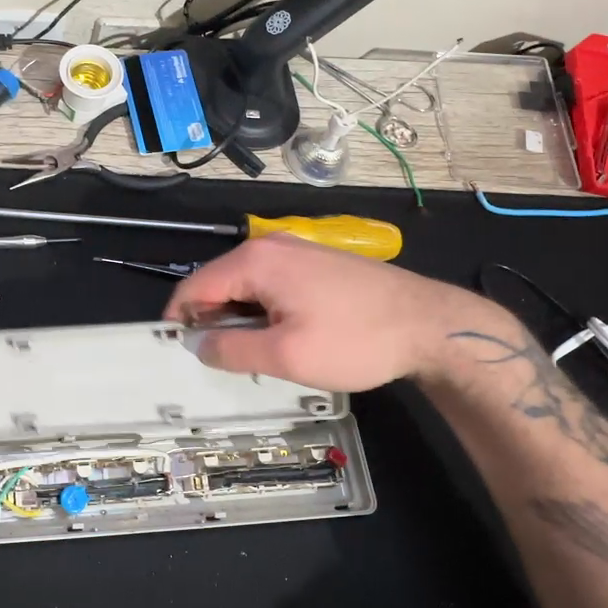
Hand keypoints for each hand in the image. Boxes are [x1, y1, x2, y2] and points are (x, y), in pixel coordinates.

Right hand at [164, 235, 503, 390]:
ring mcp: (298, 251)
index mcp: (256, 261)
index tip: (176, 351)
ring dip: (240, 318)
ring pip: (246, 285)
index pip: (194, 287)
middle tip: (223, 361)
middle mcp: (272, 246)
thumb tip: (198, 345)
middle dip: (212, 320)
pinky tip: (283, 337)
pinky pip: (272, 284)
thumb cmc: (356, 340)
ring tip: (256, 354)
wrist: (431, 325)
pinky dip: (264, 310)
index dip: (179, 319)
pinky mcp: (318, 264)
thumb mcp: (285, 355)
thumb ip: (232, 350)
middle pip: (219, 283)